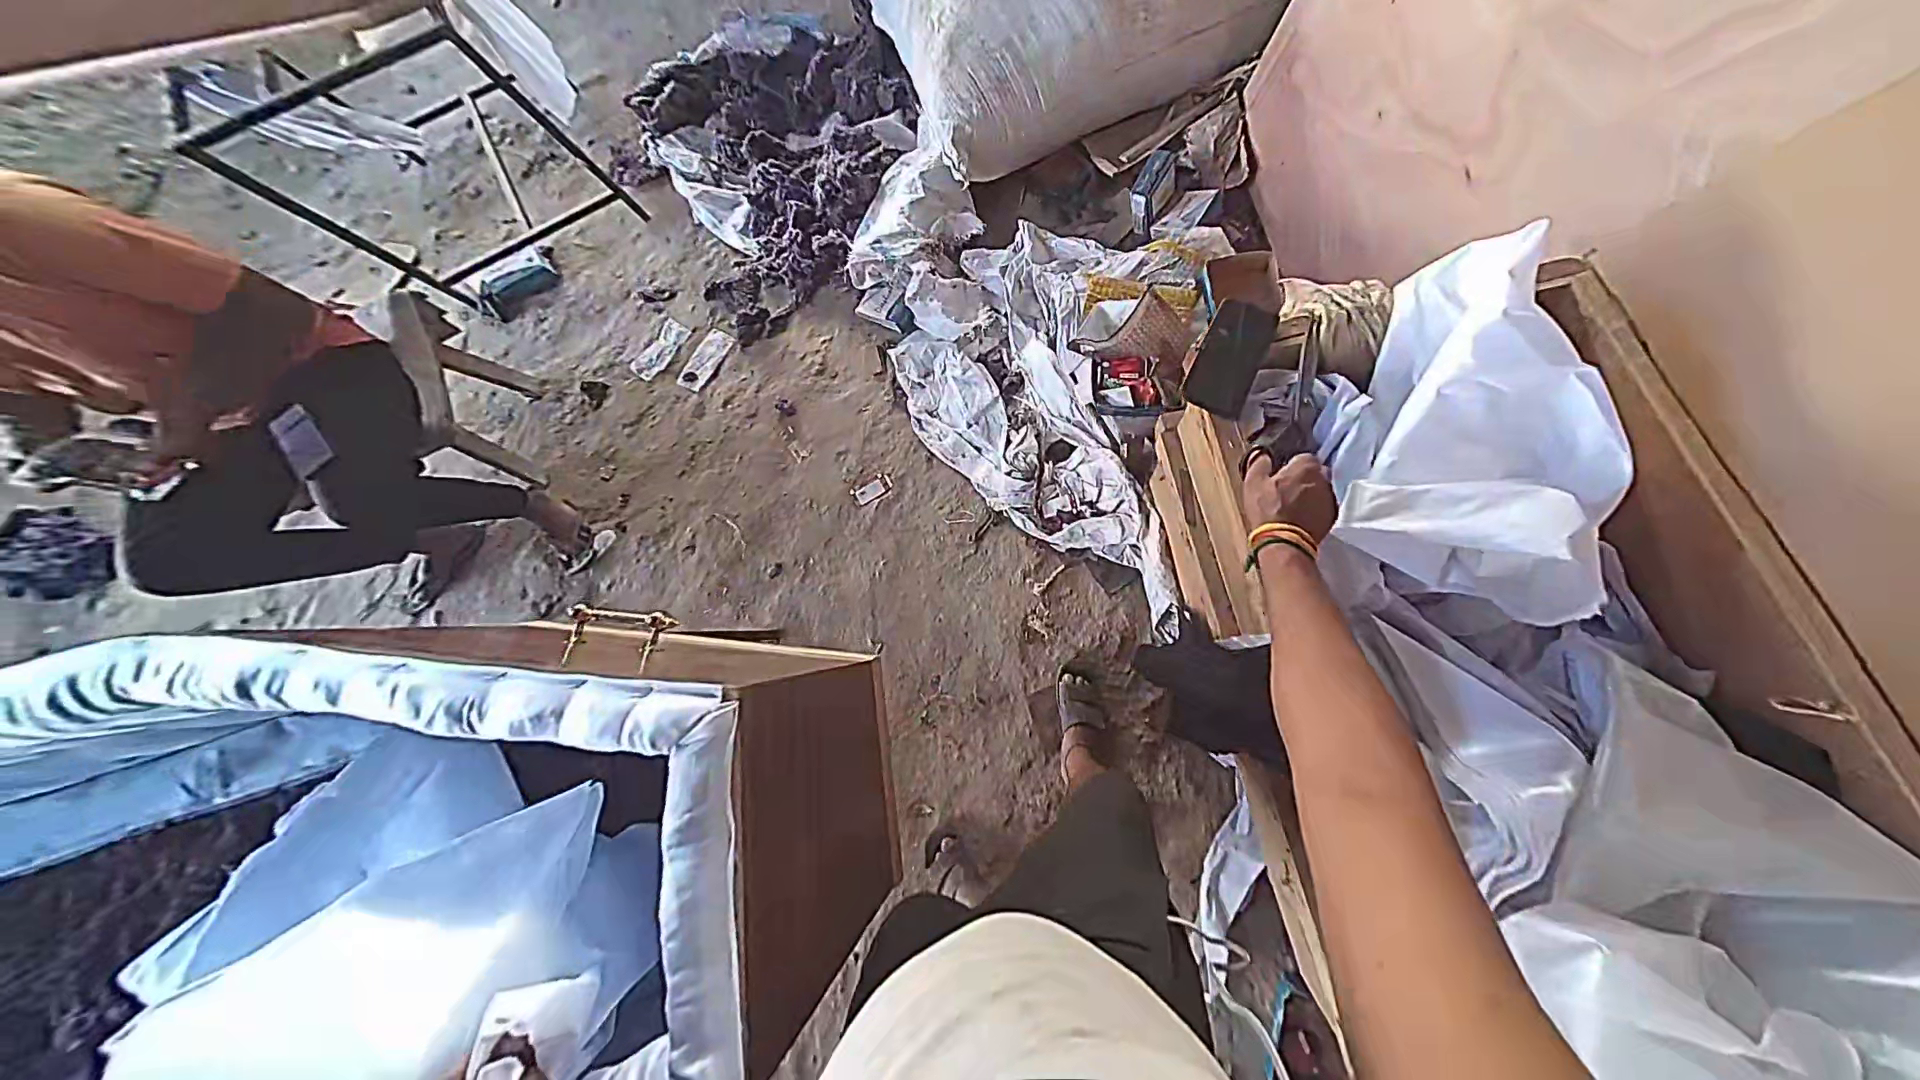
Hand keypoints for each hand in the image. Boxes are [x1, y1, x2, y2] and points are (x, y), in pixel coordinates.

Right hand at [1241, 451, 1336, 542]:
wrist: (1283, 542)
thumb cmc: (1267, 510)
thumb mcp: (1253, 483)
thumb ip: (1260, 463)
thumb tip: (1263, 453)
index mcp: (1306, 466)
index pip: (1303, 457)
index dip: (1292, 466)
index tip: (1282, 476)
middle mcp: (1324, 478)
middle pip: (1316, 472)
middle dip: (1305, 478)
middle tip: (1288, 490)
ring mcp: (1330, 497)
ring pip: (1322, 489)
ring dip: (1311, 493)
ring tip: (1295, 506)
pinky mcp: (1333, 516)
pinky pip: (1325, 506)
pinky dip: (1316, 509)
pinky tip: (1302, 517)